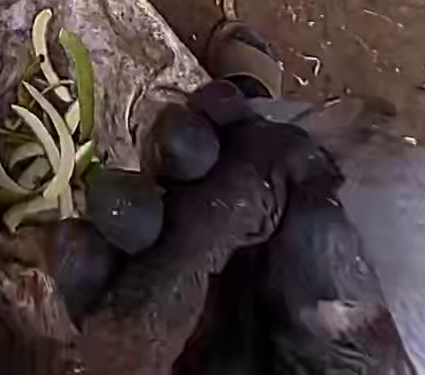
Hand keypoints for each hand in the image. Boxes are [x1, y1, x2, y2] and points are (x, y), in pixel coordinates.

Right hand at [98, 82, 412, 373]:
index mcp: (262, 232)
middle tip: (190, 150)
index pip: (233, 155)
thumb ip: (322, 240)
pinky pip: (80, 272)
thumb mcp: (349, 320)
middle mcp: (202, 240)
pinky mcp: (108, 316)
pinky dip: (75, 251)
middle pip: (170, 169)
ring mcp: (150, 275)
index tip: (225, 104)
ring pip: (121, 208)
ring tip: (140, 217)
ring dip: (123, 195)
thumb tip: (290, 143)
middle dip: (175, 145)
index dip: (223, 121)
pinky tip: (87, 248)